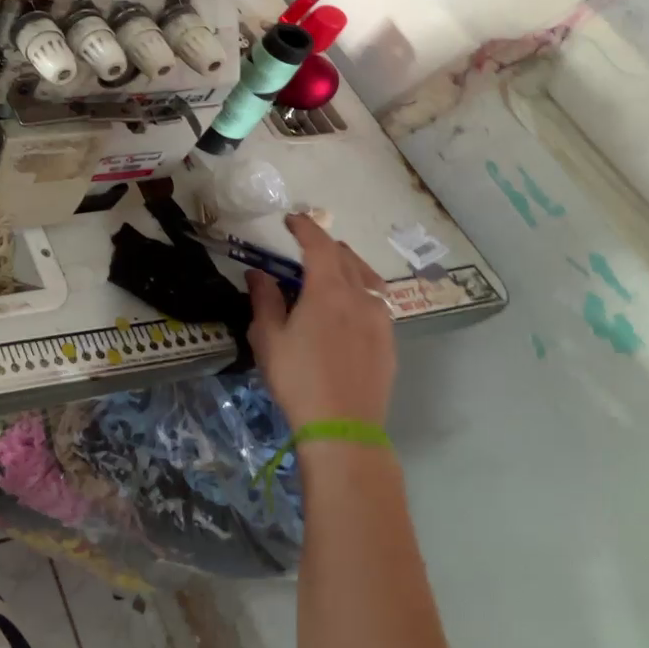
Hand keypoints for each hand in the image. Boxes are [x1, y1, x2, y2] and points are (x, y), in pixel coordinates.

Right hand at [247, 213, 395, 429]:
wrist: (343, 427)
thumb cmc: (297, 377)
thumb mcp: (267, 336)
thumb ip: (264, 299)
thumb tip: (259, 273)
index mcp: (328, 291)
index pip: (320, 246)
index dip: (305, 228)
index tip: (291, 220)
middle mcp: (361, 298)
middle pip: (347, 259)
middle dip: (325, 246)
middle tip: (304, 246)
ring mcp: (381, 321)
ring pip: (368, 280)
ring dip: (348, 266)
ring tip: (330, 270)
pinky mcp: (389, 343)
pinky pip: (377, 303)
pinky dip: (360, 291)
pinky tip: (347, 307)